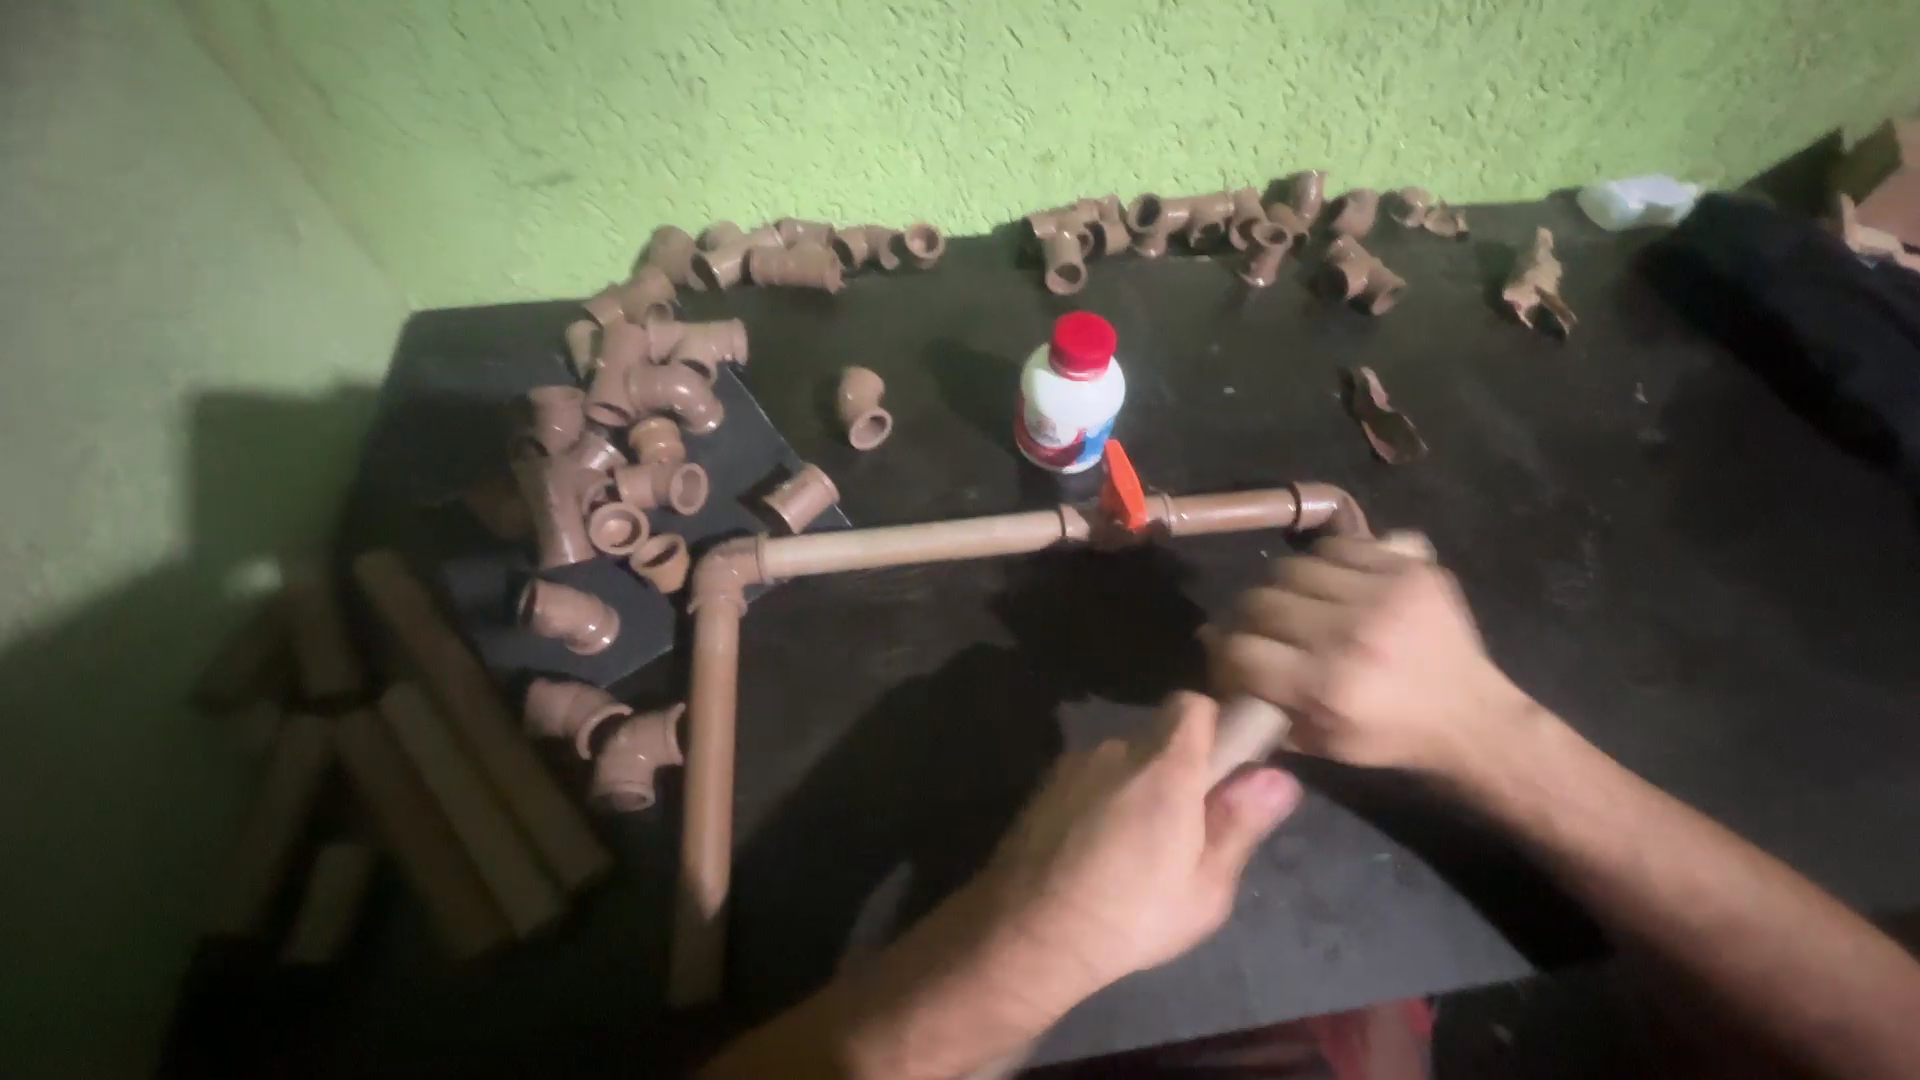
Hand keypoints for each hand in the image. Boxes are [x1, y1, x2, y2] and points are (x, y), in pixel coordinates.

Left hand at [971, 692, 1303, 1012]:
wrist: (1028, 930)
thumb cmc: (1132, 916)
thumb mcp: (1204, 887)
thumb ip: (1240, 823)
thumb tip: (1280, 776)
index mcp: (1165, 768)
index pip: (1191, 706)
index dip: (1211, 727)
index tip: (1220, 768)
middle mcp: (1117, 751)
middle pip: (1157, 740)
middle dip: (1172, 773)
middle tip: (1177, 832)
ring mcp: (1074, 764)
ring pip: (1120, 763)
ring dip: (1132, 790)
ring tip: (1129, 851)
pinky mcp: (1045, 784)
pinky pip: (1088, 780)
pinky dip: (1098, 801)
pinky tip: (1092, 851)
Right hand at [1206, 534, 1535, 773]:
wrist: (1472, 718)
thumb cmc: (1386, 737)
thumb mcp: (1316, 740)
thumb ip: (1259, 700)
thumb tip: (1211, 648)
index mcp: (1329, 686)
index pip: (1240, 649)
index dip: (1224, 653)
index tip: (1231, 659)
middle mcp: (1352, 635)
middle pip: (1258, 603)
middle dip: (1247, 619)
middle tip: (1257, 631)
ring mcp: (1383, 595)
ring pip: (1290, 569)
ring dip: (1281, 589)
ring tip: (1292, 606)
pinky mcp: (1409, 569)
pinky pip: (1337, 547)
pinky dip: (1322, 564)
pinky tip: (1328, 586)